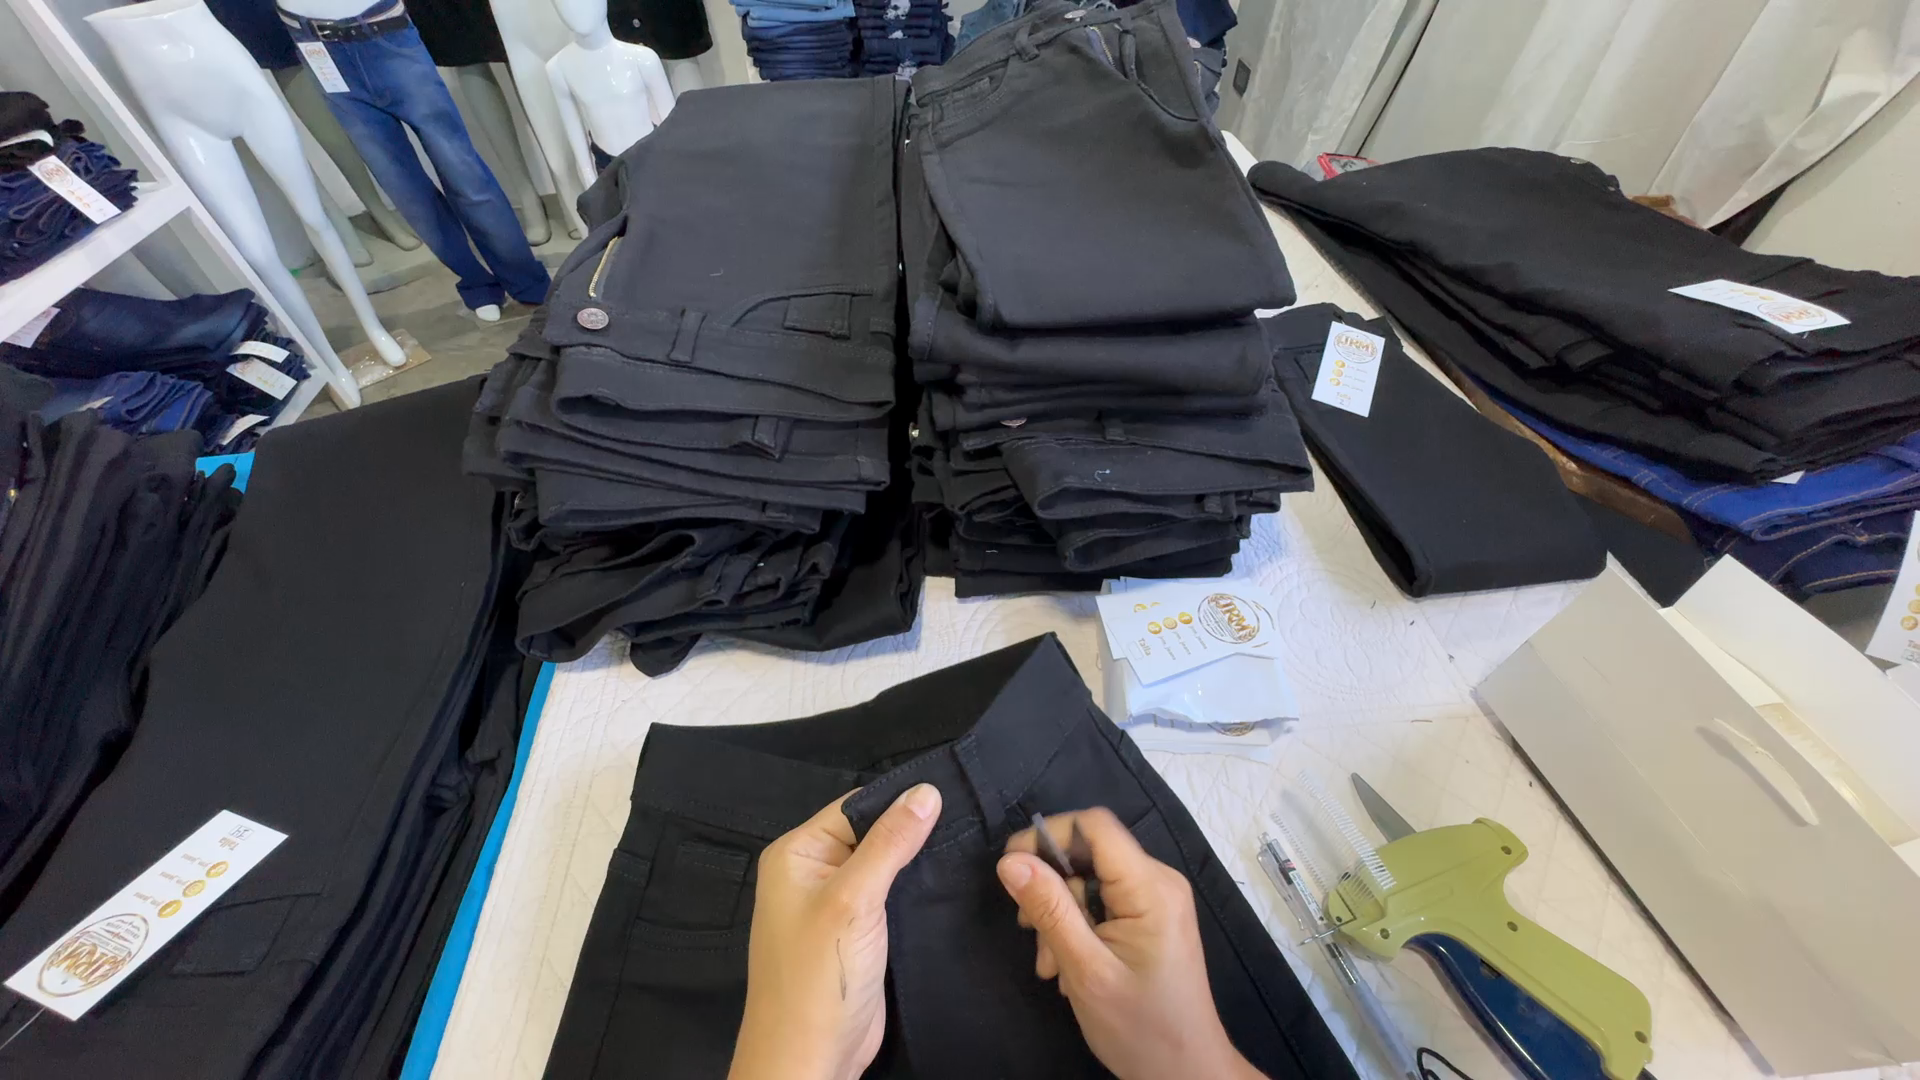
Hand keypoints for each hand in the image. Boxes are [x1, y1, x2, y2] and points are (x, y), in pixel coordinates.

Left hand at [728, 783, 941, 1079]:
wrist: (810, 1062)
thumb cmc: (819, 974)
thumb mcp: (854, 899)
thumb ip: (890, 842)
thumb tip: (927, 790)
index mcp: (797, 852)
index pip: (854, 806)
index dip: (898, 799)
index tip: (949, 790)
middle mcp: (813, 870)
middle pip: (870, 833)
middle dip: (911, 829)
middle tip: (967, 815)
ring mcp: (836, 902)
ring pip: (884, 863)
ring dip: (917, 858)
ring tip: (967, 839)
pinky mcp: (859, 929)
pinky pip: (889, 893)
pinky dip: (915, 886)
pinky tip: (949, 877)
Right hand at [997, 808, 1264, 1079]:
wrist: (1189, 1077)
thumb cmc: (1140, 1029)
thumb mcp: (1086, 972)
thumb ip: (1050, 910)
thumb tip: (1009, 860)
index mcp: (1150, 886)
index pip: (1094, 825)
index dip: (1048, 834)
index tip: (1013, 868)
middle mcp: (1157, 879)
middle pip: (1088, 852)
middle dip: (1052, 887)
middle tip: (1029, 931)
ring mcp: (1155, 896)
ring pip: (1088, 877)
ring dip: (1060, 914)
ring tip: (1051, 965)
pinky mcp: (1148, 914)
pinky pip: (1101, 898)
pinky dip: (1077, 924)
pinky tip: (1068, 964)